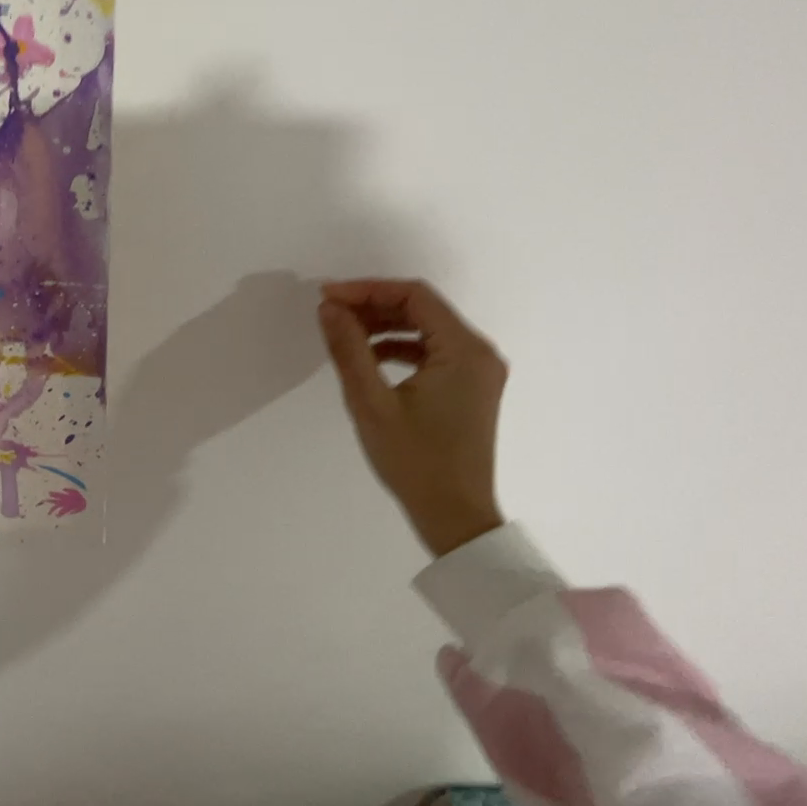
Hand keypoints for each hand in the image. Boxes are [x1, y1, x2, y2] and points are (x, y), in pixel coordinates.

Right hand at [317, 279, 506, 556]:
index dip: (366, 290)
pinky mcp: (470, 387)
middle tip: (330, 312)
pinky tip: (369, 356)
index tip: (327, 297)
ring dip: (384, 324)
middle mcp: (479, 353)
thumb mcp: (371, 402)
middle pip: (422, 308)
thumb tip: (329, 307)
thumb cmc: (414, 460)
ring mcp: (478, 371)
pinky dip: (399, 345)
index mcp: (464, 351)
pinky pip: (432, 350)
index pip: (414, 297)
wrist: (454, 515)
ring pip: (426, 328)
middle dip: (373, 304)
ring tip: (344, 332)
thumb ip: (349, 348)